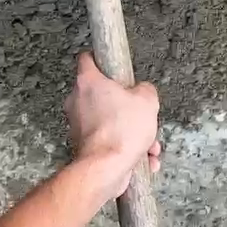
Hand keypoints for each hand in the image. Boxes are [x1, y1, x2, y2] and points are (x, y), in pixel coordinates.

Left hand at [64, 52, 161, 202]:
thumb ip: (145, 90)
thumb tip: (143, 92)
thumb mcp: (147, 101)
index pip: (87, 58)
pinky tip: (144, 159)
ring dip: (132, 133)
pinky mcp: (84, 145)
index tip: (111, 63)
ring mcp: (78, 124)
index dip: (101, 58)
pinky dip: (126, 149)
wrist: (106, 168)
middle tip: (141, 115)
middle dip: (127, 107)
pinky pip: (108, 141)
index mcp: (88, 81)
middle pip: (103, 94)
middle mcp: (77, 101)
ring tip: (149, 145)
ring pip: (110, 121)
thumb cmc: (121, 131)